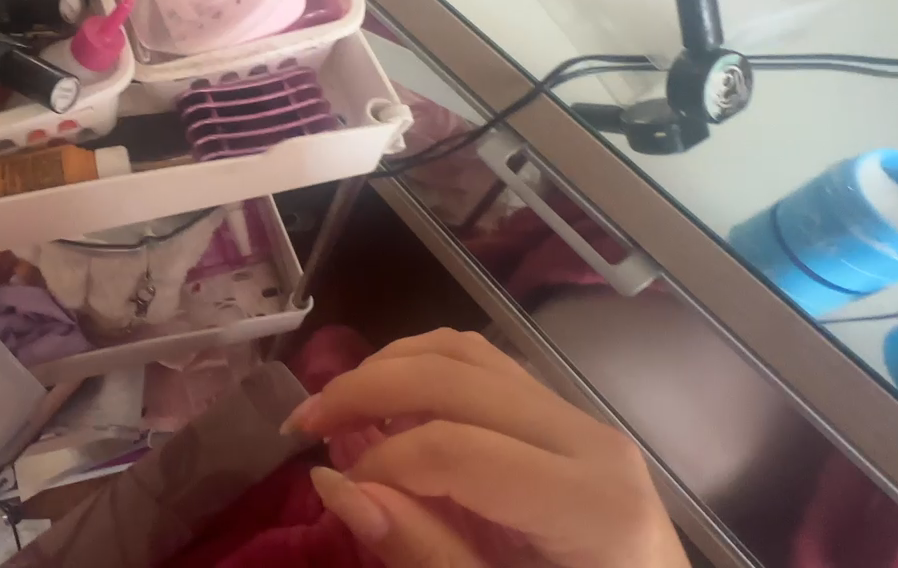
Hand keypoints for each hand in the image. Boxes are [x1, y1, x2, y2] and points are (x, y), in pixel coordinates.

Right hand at [285, 329, 686, 567]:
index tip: (340, 489)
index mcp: (591, 505)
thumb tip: (331, 483)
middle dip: (365, 391)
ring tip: (338, 402)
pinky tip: (386, 394)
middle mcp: (588, 438)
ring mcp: (576, 415)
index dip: (382, 463)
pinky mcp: (557, 410)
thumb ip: (421, 551)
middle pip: (453, 379)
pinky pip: (476, 359)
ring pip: (459, 350)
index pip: (458, 450)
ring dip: (386, 365)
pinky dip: (417, 363)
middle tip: (305, 421)